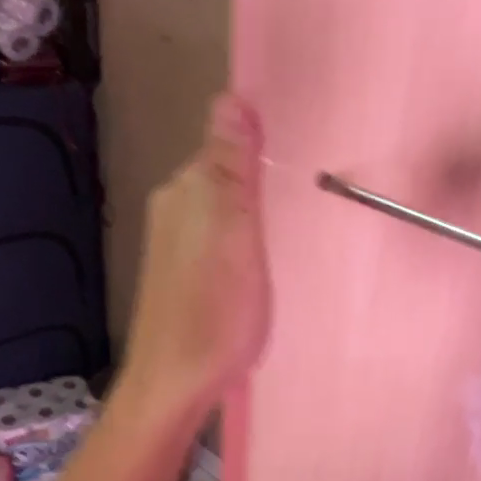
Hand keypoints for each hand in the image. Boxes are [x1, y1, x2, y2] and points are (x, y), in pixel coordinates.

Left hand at [116, 95, 273, 420]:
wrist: (175, 383)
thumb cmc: (215, 312)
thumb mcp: (235, 234)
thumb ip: (232, 169)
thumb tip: (229, 96)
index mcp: (187, 190)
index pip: (226, 143)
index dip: (263, 146)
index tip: (302, 159)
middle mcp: (174, 206)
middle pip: (223, 173)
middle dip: (259, 178)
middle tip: (307, 196)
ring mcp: (173, 242)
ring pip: (220, 206)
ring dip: (252, 211)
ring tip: (290, 228)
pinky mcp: (180, 272)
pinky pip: (216, 235)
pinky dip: (241, 238)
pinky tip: (259, 261)